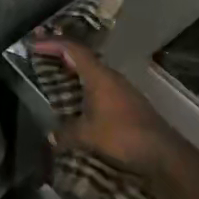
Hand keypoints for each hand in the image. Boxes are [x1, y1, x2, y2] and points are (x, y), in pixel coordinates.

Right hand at [31, 38, 182, 179]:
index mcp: (98, 76)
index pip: (72, 49)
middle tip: (42, 54)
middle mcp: (111, 76)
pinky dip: (86, 83)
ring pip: (94, 70)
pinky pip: (102, 83)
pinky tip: (81, 97)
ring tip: (58, 74)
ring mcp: (123, 88)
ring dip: (75, 69)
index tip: (33, 45)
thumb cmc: (122, 136)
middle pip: (82, 56)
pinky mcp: (130, 101)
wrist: (165, 154)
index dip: (51, 44)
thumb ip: (65, 134)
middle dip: (61, 53)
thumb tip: (50, 138)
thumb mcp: (86, 136)